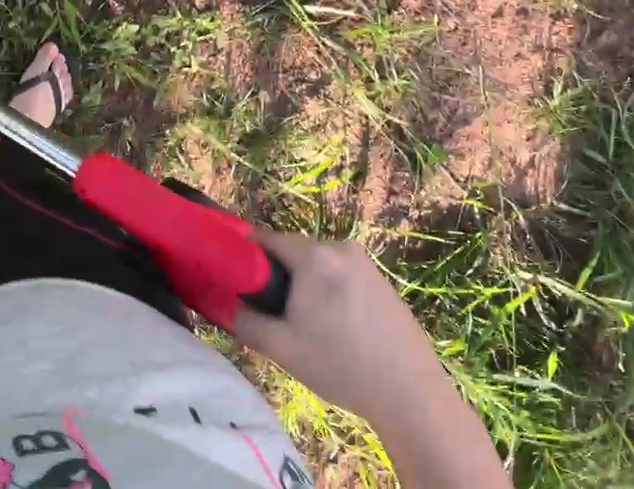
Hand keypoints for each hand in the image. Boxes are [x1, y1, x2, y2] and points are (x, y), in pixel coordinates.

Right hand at [231, 230, 462, 433]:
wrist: (412, 395)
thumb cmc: (340, 366)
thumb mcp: (280, 347)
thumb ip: (242, 320)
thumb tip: (221, 303)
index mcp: (313, 256)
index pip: (263, 237)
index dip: (244, 256)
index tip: (238, 283)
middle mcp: (340, 248)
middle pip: (291, 250)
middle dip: (277, 275)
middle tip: (275, 313)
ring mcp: (366, 263)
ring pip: (317, 264)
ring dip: (305, 285)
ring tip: (308, 326)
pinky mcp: (383, 281)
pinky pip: (340, 275)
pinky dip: (329, 292)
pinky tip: (337, 329)